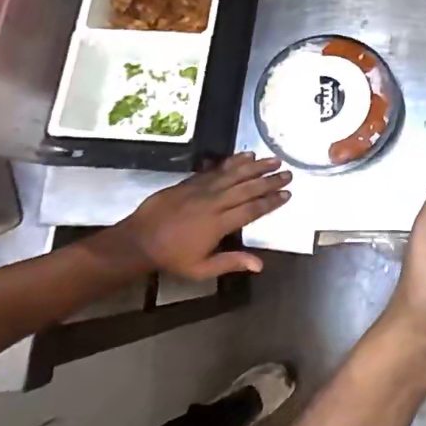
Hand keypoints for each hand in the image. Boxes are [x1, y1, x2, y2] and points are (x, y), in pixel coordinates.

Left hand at [82, 152, 291, 280]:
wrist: (137, 241)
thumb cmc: (171, 258)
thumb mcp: (201, 269)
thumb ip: (231, 263)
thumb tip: (260, 265)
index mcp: (218, 224)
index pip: (252, 209)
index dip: (271, 201)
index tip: (287, 193)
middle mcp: (213, 203)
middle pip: (247, 188)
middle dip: (270, 180)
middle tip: (288, 173)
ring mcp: (201, 190)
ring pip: (234, 174)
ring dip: (256, 166)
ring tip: (274, 159)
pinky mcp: (190, 182)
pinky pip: (215, 169)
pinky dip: (232, 162)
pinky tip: (245, 156)